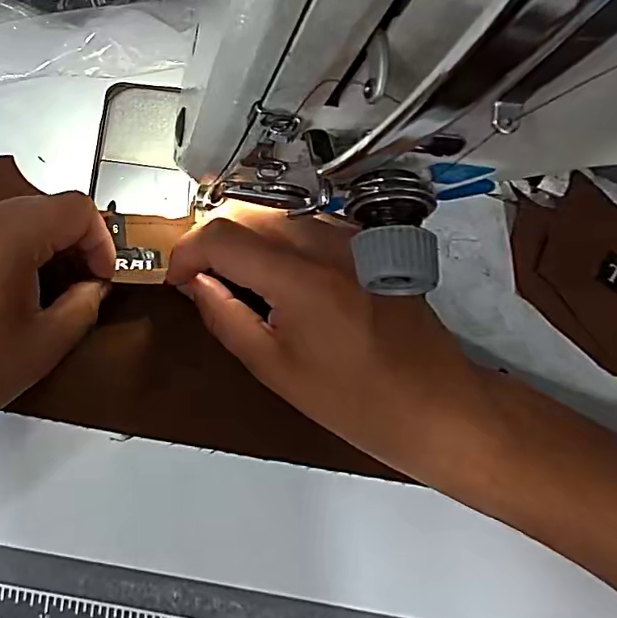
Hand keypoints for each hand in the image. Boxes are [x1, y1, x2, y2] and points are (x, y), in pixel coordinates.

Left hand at [0, 192, 113, 523]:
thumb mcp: (41, 346)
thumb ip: (83, 305)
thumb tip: (94, 287)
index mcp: (3, 233)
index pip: (74, 208)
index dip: (102, 240)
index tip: (103, 275)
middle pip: (45, 209)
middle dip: (74, 245)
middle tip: (84, 288)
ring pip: (17, 220)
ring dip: (43, 250)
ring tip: (48, 299)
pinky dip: (12, 254)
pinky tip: (12, 298)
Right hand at [165, 205, 492, 482]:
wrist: (439, 405)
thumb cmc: (360, 400)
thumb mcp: (274, 367)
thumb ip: (224, 316)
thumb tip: (194, 283)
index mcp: (301, 279)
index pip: (220, 235)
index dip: (186, 253)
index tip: (178, 279)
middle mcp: (326, 244)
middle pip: (243, 213)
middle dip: (210, 241)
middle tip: (200, 280)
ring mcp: (349, 238)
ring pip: (271, 212)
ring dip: (241, 238)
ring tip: (236, 282)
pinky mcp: (362, 241)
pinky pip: (300, 223)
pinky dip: (272, 239)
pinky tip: (275, 277)